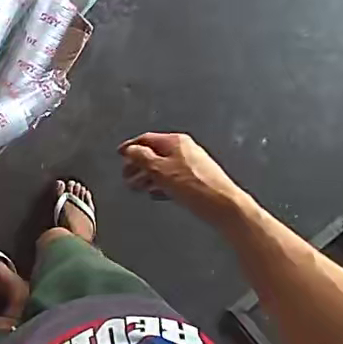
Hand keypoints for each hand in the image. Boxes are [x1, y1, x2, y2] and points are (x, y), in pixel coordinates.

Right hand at [120, 132, 252, 225]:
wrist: (222, 205)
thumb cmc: (194, 186)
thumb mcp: (159, 170)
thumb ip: (141, 157)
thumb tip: (131, 150)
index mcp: (176, 142)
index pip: (147, 139)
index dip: (131, 146)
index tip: (120, 153)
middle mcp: (184, 150)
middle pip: (154, 153)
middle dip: (137, 164)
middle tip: (125, 174)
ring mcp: (191, 164)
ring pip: (162, 167)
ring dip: (146, 176)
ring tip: (135, 186)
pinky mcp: (195, 180)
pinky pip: (172, 178)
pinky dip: (160, 184)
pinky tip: (155, 193)